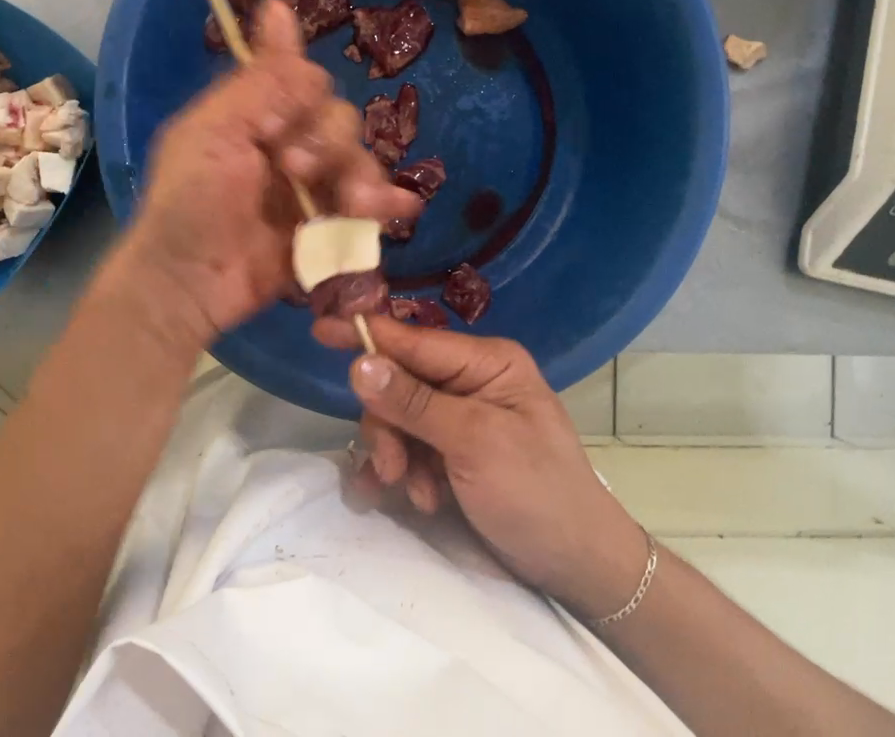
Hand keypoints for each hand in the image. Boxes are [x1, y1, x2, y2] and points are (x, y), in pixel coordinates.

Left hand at [125, 0, 420, 342]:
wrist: (188, 283)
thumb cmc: (189, 203)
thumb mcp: (213, 133)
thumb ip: (258, 82)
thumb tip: (280, 8)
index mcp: (255, 116)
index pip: (304, 83)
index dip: (307, 95)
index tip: (291, 115)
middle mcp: (286, 145)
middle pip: (339, 121)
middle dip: (330, 143)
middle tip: (296, 170)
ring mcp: (309, 190)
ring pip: (358, 162)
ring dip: (361, 176)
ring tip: (354, 205)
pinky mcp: (326, 228)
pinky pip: (367, 208)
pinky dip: (387, 205)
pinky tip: (397, 209)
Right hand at [314, 315, 651, 620]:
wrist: (576, 564)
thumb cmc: (536, 492)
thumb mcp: (475, 442)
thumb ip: (414, 402)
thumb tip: (359, 362)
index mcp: (487, 363)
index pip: (413, 339)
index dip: (366, 335)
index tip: (318, 330)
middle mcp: (471, 383)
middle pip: (398, 384)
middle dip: (388, 425)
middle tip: (392, 469)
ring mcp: (461, 420)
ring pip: (397, 420)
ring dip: (397, 457)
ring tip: (417, 494)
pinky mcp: (453, 454)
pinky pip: (408, 449)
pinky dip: (404, 474)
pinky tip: (413, 499)